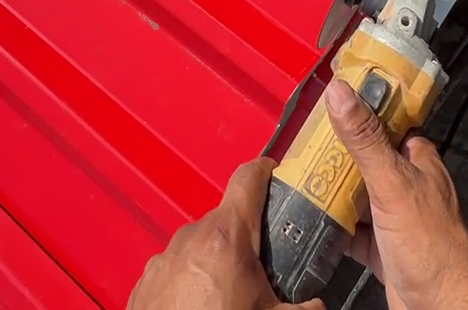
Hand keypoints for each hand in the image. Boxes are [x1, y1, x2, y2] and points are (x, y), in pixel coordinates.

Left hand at [128, 158, 325, 309]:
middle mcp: (193, 236)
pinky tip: (201, 304)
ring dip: (216, 259)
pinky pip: (176, 266)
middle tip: (262, 263)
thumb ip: (303, 307)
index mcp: (227, 236)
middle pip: (227, 217)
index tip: (276, 175)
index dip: (265, 171)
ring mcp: (167, 257)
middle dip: (245, 236)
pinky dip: (190, 279)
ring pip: (200, 243)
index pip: (249, 177)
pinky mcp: (148, 280)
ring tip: (229, 292)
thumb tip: (319, 305)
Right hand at [324, 81, 467, 309]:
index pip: (383, 120)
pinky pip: (352, 231)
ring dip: (332, 190)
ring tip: (301, 177)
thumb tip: (341, 94)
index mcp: (415, 157)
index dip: (357, 109)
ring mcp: (393, 216)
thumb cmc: (432, 243)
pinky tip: (313, 221)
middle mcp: (405, 182)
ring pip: (356, 194)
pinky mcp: (382, 247)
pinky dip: (333, 226)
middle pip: (364, 157)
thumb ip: (365, 139)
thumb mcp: (393, 182)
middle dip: (336, 153)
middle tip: (303, 145)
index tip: (326, 102)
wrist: (445, 305)